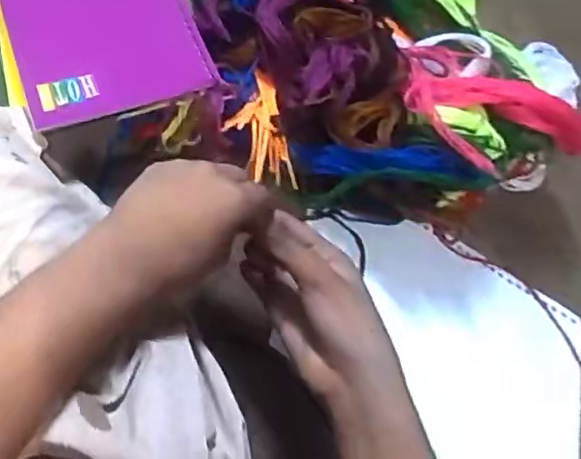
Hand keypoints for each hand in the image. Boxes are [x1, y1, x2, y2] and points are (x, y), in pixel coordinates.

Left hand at [103, 160, 273, 297]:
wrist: (128, 255)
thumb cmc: (180, 266)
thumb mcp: (221, 257)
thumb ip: (236, 232)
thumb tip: (236, 225)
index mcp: (236, 196)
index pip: (264, 197)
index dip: (264, 213)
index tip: (259, 228)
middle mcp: (213, 171)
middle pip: (238, 177)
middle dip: (241, 194)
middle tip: (234, 216)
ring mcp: (184, 164)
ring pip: (210, 170)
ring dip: (214, 185)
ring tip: (204, 207)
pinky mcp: (159, 165)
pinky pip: (183, 171)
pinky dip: (187, 183)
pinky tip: (176, 202)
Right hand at [242, 211, 425, 457]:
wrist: (351, 383)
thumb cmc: (344, 320)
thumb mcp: (319, 277)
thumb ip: (285, 246)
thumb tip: (255, 212)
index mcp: (327, 255)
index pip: (294, 225)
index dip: (270, 212)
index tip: (241, 196)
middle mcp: (309, 268)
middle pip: (279, 242)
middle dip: (259, 230)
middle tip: (229, 219)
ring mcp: (294, 290)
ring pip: (269, 262)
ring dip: (254, 251)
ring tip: (231, 241)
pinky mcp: (280, 312)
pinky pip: (263, 286)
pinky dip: (252, 275)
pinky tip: (240, 267)